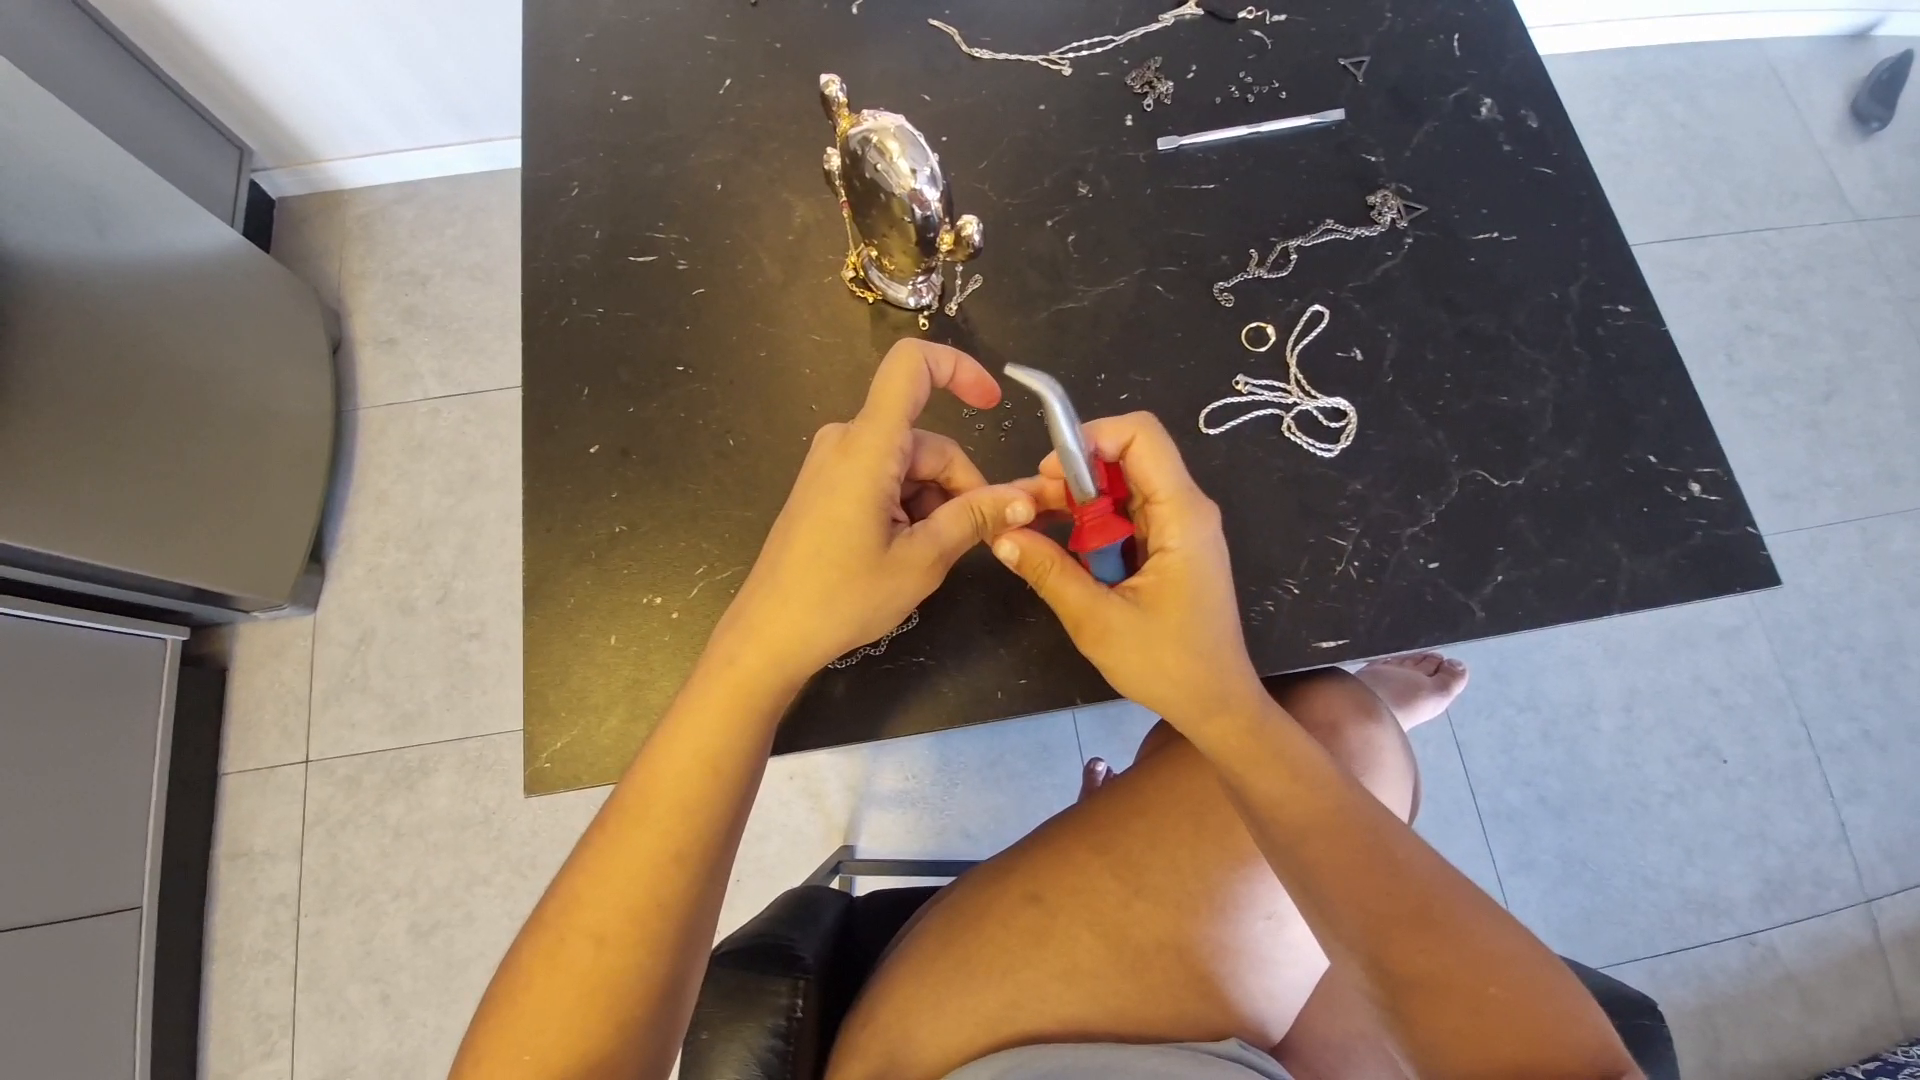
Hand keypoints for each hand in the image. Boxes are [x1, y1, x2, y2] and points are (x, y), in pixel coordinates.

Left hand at [712, 339, 1037, 680]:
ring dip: (933, 503)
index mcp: (867, 446)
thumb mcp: (923, 560)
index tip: (993, 403)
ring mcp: (832, 464)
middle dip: (958, 484)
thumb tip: (1026, 497)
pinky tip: (903, 550)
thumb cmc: (843, 598)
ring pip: (909, 464)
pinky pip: (884, 478)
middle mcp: (846, 441)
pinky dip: (907, 506)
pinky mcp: (827, 486)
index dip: (960, 368)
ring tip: (927, 555)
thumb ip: (976, 518)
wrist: (771, 634)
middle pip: (926, 439)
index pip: (911, 366)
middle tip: (973, 540)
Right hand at [991, 412, 1269, 730]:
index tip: (1050, 472)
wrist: (1215, 704)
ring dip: (1076, 500)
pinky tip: (1059, 545)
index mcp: (1182, 515)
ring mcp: (1179, 527)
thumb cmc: (1166, 665)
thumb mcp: (1096, 620)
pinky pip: (1126, 514)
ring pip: (1121, 485)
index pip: (1141, 435)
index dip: (1091, 437)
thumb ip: (1048, 572)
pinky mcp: (1169, 546)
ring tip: (1033, 525)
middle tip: (1029, 505)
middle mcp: (1186, 509)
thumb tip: (1001, 535)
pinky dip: (1091, 523)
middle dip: (1073, 473)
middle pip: (1126, 457)